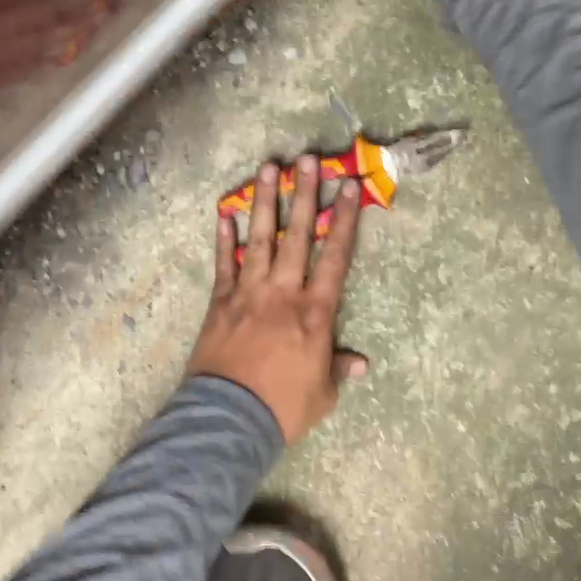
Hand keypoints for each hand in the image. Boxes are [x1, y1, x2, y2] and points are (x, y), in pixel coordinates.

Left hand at [187, 157, 368, 443]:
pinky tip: (223, 212)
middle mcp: (283, 292)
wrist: (227, 421)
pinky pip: (223, 263)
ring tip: (268, 167)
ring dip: (264, 201)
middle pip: (298, 235)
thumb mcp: (322, 394)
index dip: (344, 220)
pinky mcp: (220, 301)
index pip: (335, 257)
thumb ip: (338, 369)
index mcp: (315, 312)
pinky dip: (223, 237)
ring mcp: (249, 292)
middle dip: (305, 195)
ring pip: (260, 238)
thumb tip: (360, 363)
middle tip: (309, 160)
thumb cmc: (283, 407)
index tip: (349, 188)